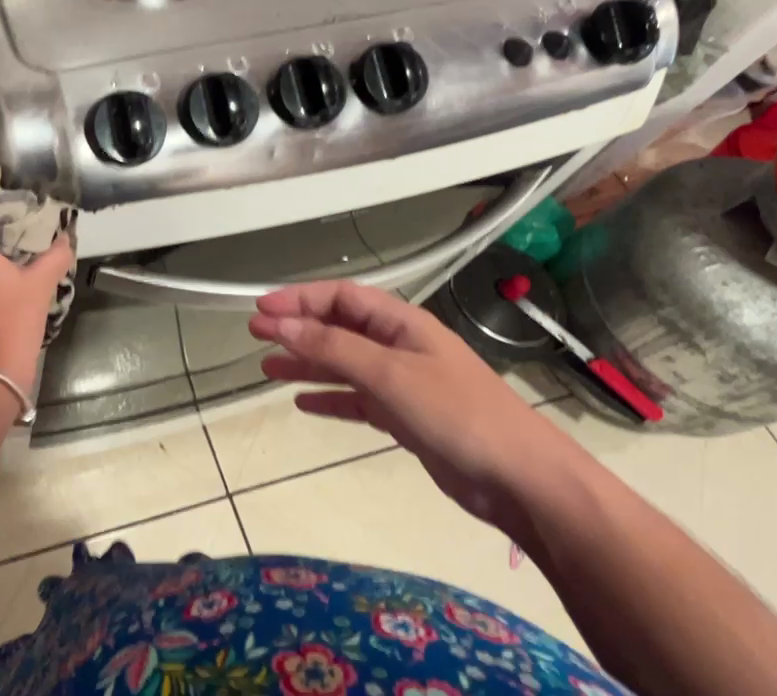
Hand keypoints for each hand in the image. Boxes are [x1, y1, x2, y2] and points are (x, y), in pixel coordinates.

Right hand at [250, 282, 589, 531]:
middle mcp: (400, 347)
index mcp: (402, 324)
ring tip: (266, 369)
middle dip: (298, 328)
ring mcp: (403, 383)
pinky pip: (357, 400)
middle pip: (340, 328)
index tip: (260, 310)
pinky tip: (303, 403)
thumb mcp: (390, 374)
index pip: (341, 297)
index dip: (299, 299)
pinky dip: (329, 398)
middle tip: (255, 336)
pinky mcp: (406, 418)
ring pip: (344, 365)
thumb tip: (279, 324)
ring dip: (306, 363)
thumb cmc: (457, 414)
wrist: (521, 479)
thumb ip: (333, 347)